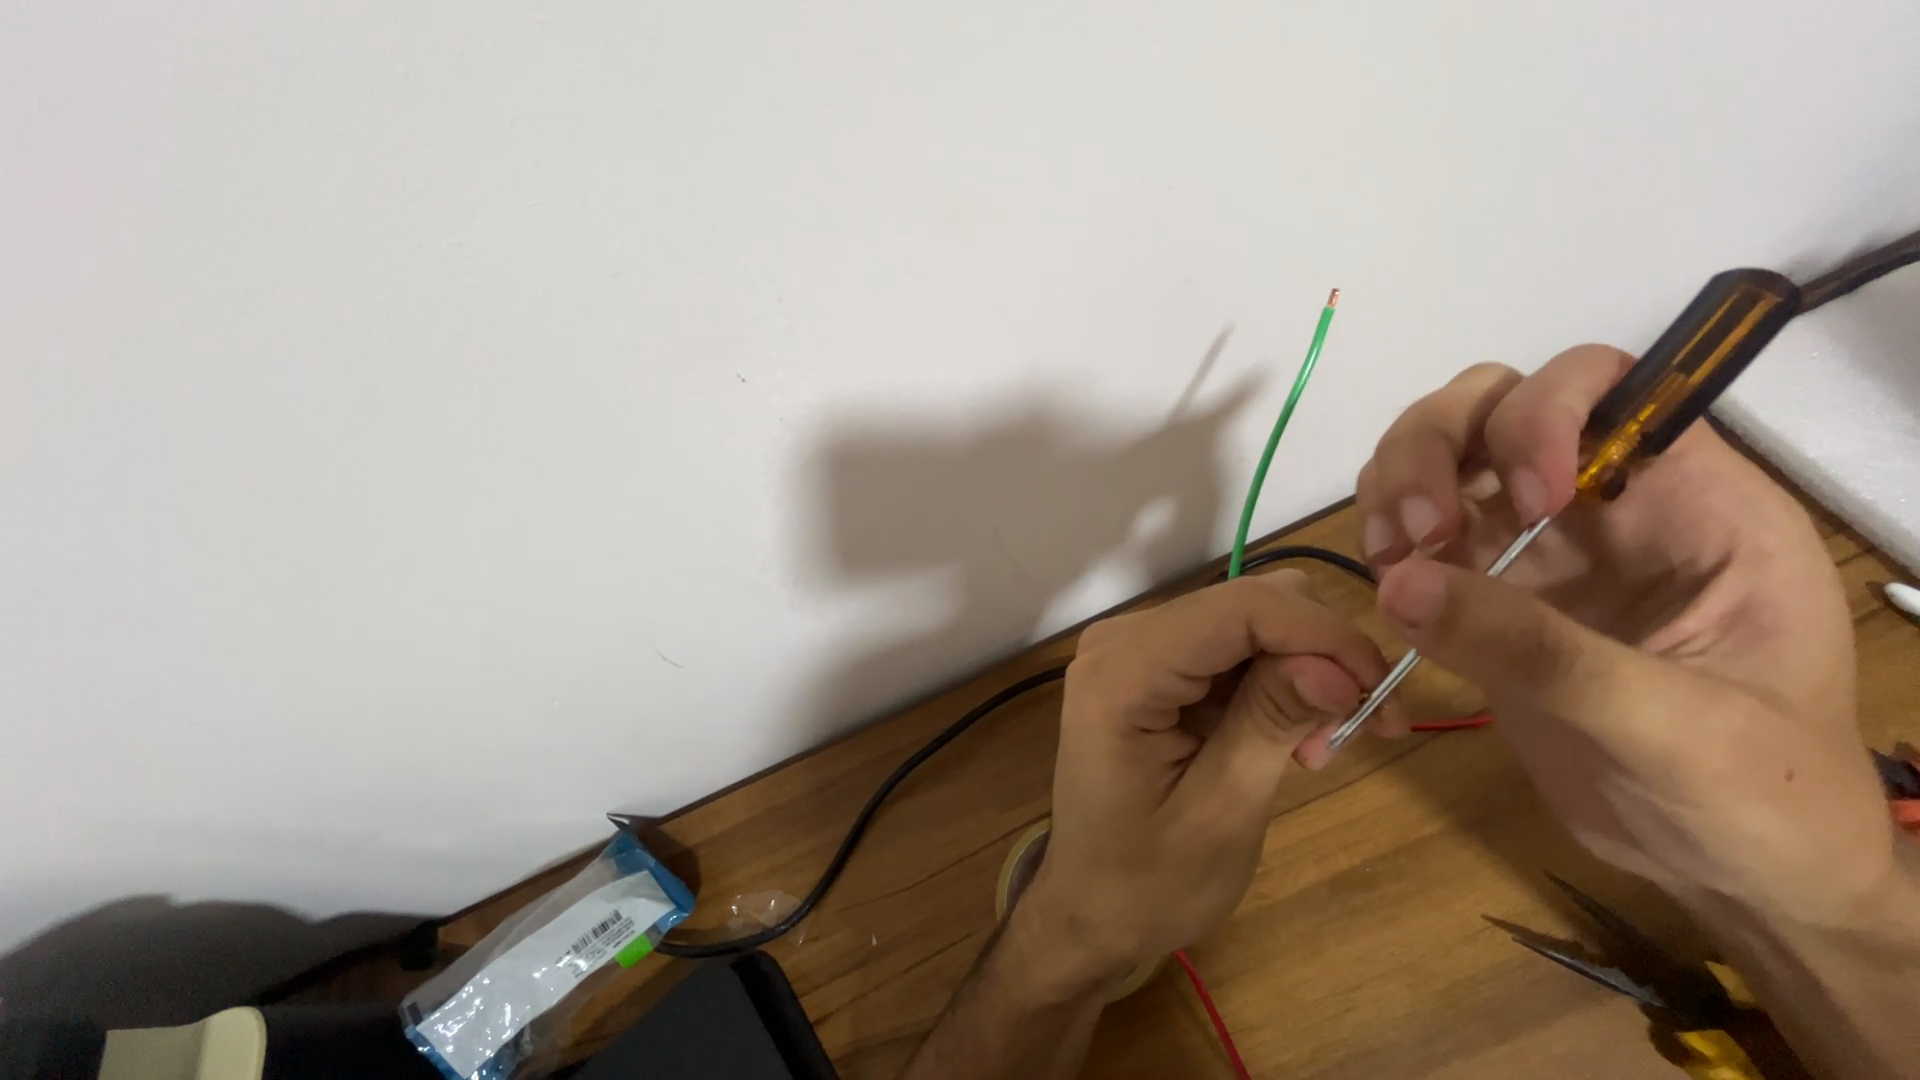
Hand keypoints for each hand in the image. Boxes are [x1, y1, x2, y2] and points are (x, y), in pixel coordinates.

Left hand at [1019, 572, 1391, 986]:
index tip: (1379, 696)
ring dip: (1299, 672)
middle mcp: (1119, 640)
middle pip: (1246, 604)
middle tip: (1352, 733)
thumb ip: (1270, 721)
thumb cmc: (1149, 881)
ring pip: (1247, 620)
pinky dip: (1271, 682)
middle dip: (1316, 655)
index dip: (1322, 635)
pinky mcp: (1148, 665)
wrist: (1093, 907)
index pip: (1239, 608)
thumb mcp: (1221, 811)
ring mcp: (1130, 648)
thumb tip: (1337, 666)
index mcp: (1121, 675)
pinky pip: (1228, 647)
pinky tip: (1284, 739)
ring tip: (1311, 751)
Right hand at [1355, 349, 1902, 926]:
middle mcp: (1602, 502)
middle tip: (1416, 531)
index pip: (1606, 389)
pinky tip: (1388, 583)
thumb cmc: (1754, 793)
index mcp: (1692, 502)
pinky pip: (1414, 527)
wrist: (1723, 867)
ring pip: (1439, 455)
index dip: (1544, 418)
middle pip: (1493, 404)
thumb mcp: (1667, 724)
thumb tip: (1396, 583)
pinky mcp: (1484, 589)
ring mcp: (1534, 544)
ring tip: (1389, 557)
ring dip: (1396, 484)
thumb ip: (1538, 650)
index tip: (1523, 507)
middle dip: (1435, 446)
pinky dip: (1384, 537)